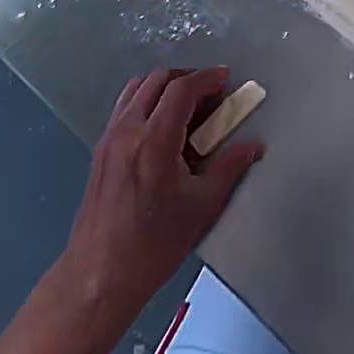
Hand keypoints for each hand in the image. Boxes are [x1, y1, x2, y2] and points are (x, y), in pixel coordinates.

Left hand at [0, 67, 263, 353]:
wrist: (98, 277)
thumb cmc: (154, 244)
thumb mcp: (203, 206)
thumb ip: (231, 168)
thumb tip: (255, 145)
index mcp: (154, 140)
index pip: (182, 89)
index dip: (207, 77)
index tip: (226, 78)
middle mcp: (128, 129)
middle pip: (157, 80)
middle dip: (187, 77)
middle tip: (210, 91)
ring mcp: (109, 138)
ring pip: (136, 89)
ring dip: (164, 86)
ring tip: (187, 104)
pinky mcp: (99, 150)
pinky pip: (124, 107)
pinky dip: (146, 101)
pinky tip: (162, 125)